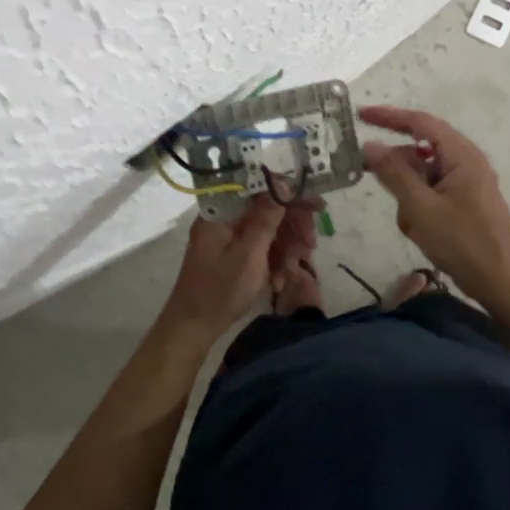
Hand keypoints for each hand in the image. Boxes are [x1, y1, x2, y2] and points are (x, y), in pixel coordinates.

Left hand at [161, 195, 316, 341]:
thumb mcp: (249, 254)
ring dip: (286, 249)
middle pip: (268, 210)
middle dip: (292, 228)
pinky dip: (275, 261)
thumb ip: (266, 218)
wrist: (194, 327)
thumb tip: (282, 183)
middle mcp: (225, 219)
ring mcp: (229, 238)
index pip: (260, 188)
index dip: (290, 195)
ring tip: (291, 272)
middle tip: (310, 245)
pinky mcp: (235, 255)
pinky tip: (280, 280)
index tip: (315, 207)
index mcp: (222, 211)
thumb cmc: (220, 290)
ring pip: (269, 230)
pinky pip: (262, 248)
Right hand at [360, 105, 509, 301]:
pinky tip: (418, 230)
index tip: (360, 115)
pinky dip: (419, 207)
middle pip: (421, 149)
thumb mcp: (421, 208)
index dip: (389, 117)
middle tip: (365, 171)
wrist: (501, 282)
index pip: (421, 123)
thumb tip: (370, 145)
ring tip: (409, 222)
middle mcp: (467, 162)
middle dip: (396, 165)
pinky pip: (433, 193)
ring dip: (408, 194)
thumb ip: (394, 174)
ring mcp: (467, 183)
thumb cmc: (462, 242)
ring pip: (424, 175)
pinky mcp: (465, 202)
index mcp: (462, 155)